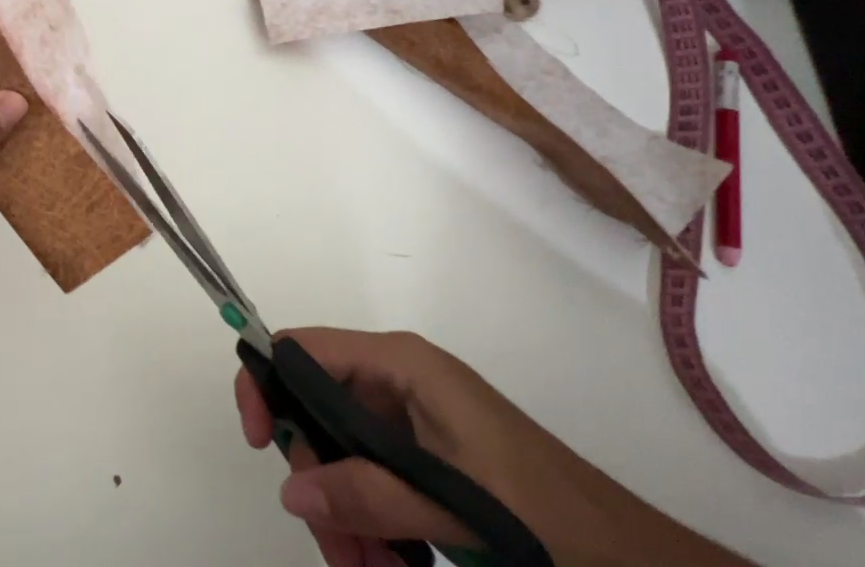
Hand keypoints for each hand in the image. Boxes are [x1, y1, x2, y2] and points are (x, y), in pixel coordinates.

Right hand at [234, 329, 751, 566]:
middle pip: (313, 411)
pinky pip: (367, 476)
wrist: (637, 557)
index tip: (258, 441)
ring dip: (342, 513)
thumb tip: (290, 492)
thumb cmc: (550, 513)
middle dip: (316, 480)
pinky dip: (366, 519)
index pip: (300, 349)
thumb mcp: (455, 506)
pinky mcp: (421, 451)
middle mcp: (396, 380)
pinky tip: (384, 561)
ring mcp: (408, 416)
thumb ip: (371, 496)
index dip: (265, 383)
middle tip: (336, 545)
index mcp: (401, 365)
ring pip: (337, 453)